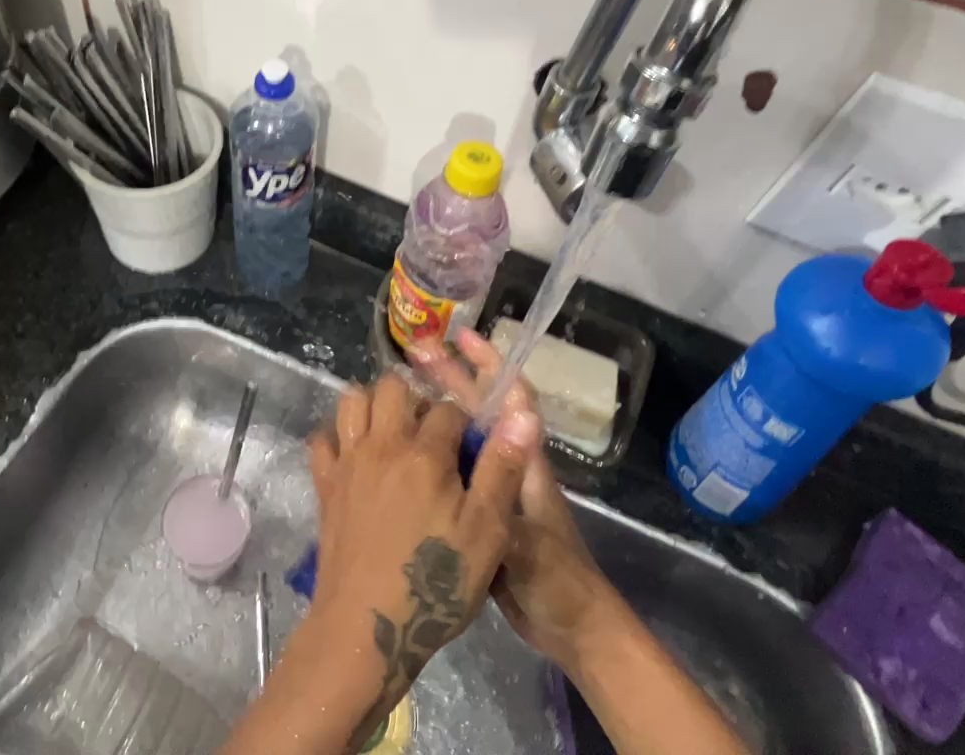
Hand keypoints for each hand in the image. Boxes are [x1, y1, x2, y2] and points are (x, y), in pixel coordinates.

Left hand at [303, 372, 540, 740]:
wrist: (366, 625)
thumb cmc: (434, 582)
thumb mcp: (486, 531)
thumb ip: (502, 468)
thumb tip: (522, 414)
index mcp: (425, 452)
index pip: (448, 408)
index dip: (464, 422)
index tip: (470, 447)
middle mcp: (382, 444)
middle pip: (393, 387)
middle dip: (416, 399)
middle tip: (430, 434)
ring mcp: (347, 462)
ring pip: (352, 401)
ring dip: (373, 406)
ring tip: (393, 436)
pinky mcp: (324, 485)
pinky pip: (323, 439)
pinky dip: (338, 436)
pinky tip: (356, 457)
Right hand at [410, 329, 615, 668]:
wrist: (568, 627)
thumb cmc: (555, 579)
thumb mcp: (527, 543)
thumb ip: (507, 499)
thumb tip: (489, 449)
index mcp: (525, 463)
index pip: (510, 399)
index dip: (489, 364)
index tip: (460, 338)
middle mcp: (507, 466)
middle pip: (479, 409)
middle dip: (451, 377)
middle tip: (414, 351)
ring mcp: (492, 489)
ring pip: (461, 438)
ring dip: (435, 412)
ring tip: (396, 394)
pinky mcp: (477, 513)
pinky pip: (450, 472)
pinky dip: (428, 454)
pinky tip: (398, 453)